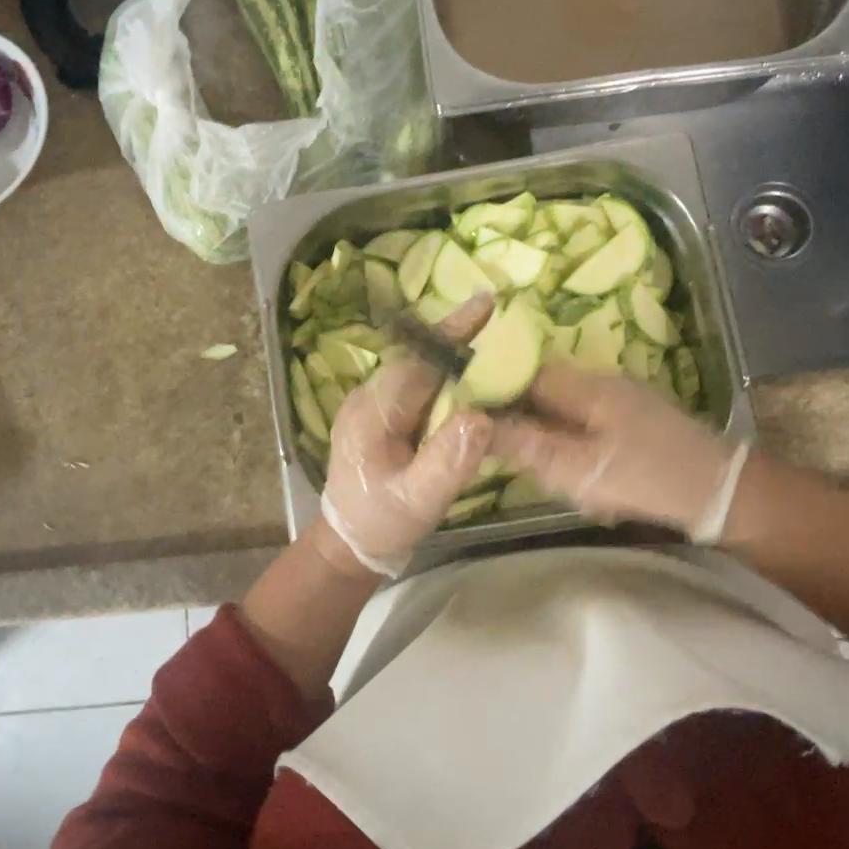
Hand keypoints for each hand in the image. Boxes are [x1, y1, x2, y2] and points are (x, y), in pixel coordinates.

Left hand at [316, 296, 496, 578]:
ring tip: (493, 344)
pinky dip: (445, 378)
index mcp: (371, 414)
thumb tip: (482, 418)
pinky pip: (417, 386)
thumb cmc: (380, 523)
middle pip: (416, 358)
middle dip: (456, 337)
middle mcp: (367, 399)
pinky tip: (471, 381)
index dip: (450, 333)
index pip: (415, 362)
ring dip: (452, 355)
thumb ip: (447, 463)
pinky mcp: (382, 415)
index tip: (485, 305)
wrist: (349, 543)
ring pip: (417, 369)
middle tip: (499, 318)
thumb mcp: (417, 502)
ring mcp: (372, 405)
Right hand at [487, 363, 732, 535]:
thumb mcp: (579, 470)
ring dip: (549, 436)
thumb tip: (475, 423)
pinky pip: (587, 424)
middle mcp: (603, 383)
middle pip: (544, 391)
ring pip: (565, 410)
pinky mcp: (635, 421)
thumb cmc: (646, 479)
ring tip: (544, 471)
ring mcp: (623, 400)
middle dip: (523, 420)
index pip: (526, 374)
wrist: (721, 494)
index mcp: (586, 387)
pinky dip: (573, 444)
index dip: (497, 391)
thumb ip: (527, 445)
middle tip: (506, 455)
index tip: (475, 419)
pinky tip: (578, 473)